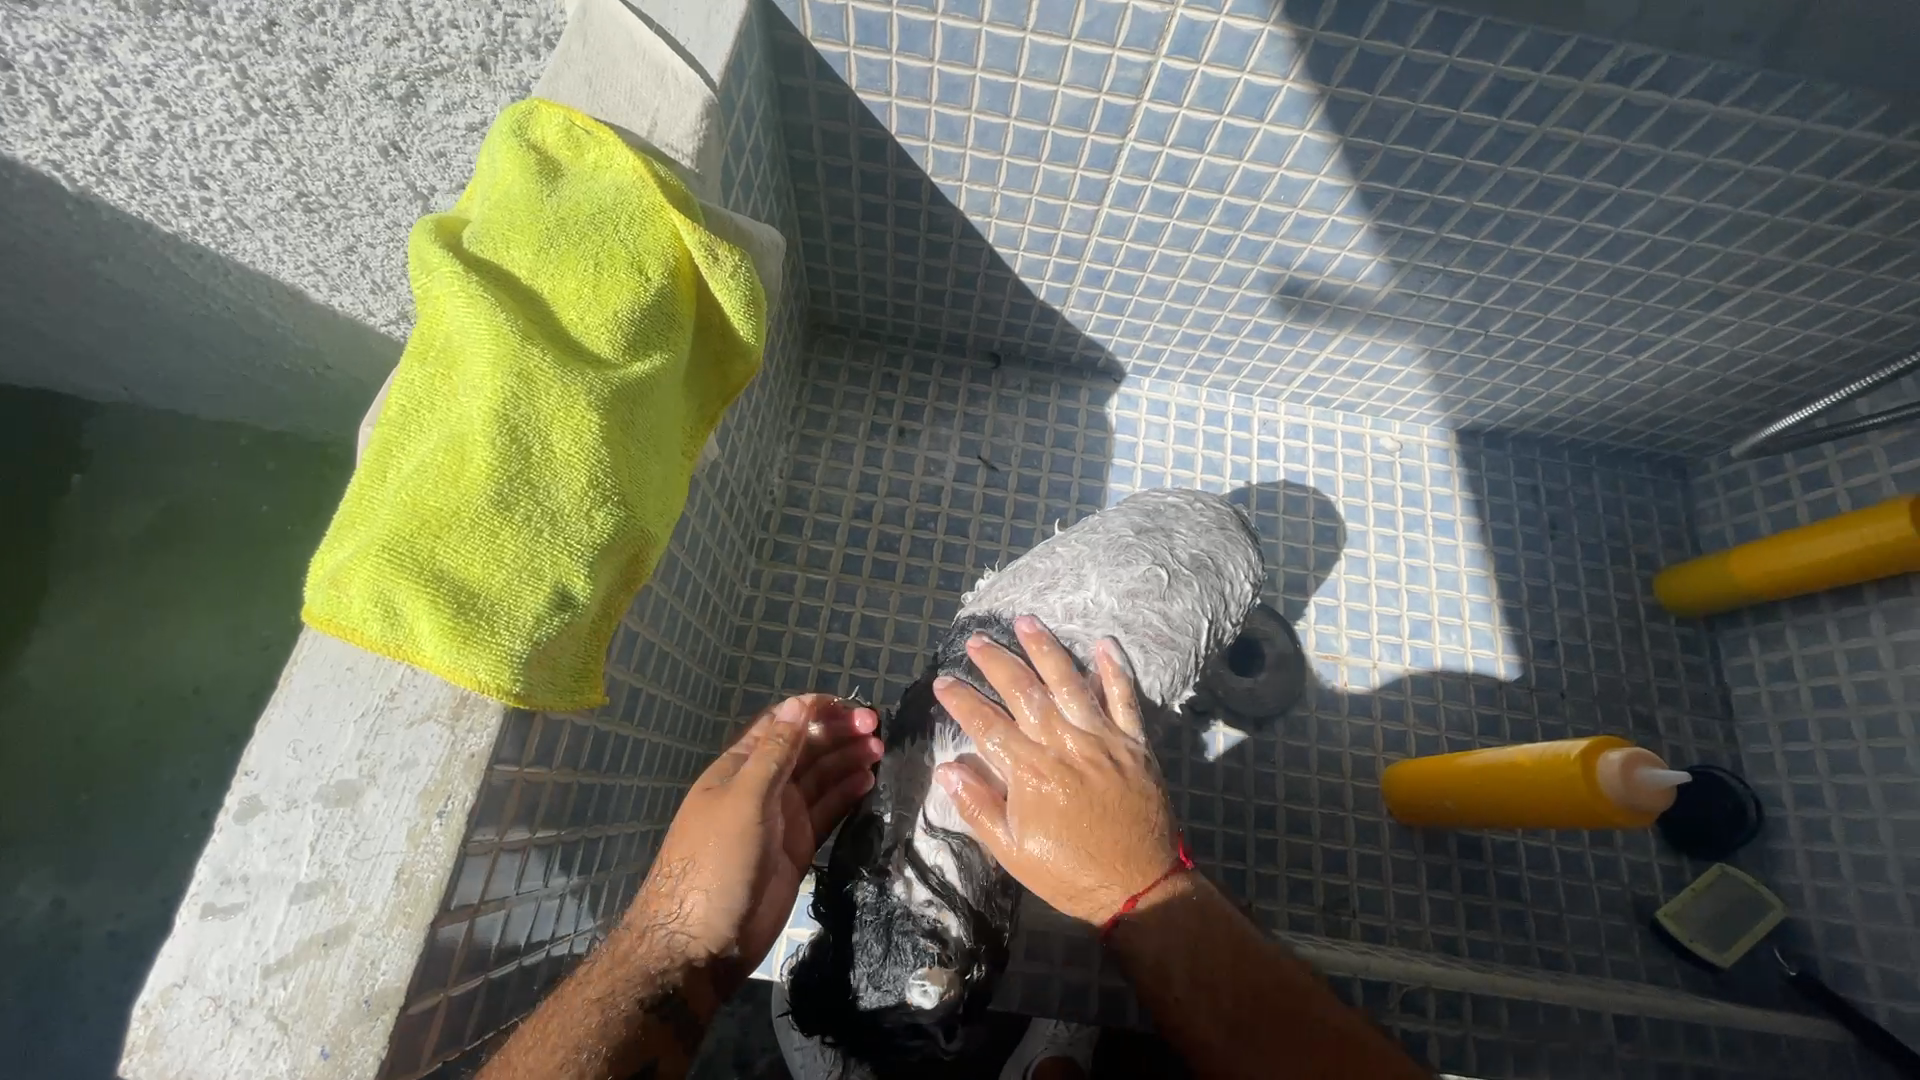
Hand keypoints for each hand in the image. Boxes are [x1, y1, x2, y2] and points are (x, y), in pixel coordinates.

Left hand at [621, 694, 881, 992]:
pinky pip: (827, 811)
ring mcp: (781, 818)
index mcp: (741, 767)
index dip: (815, 711)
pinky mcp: (797, 847)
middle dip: (839, 734)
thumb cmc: (716, 862)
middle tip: (876, 728)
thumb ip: (775, 753)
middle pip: (806, 748)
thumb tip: (798, 705)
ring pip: (820, 778)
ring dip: (848, 760)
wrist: (700, 945)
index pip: (782, 724)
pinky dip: (847, 794)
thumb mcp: (745, 800)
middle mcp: (762, 786)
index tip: (853, 707)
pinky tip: (869, 782)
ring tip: (879, 751)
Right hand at [932, 615, 1181, 925]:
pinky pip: (1124, 698)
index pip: (987, 724)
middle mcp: (1064, 745)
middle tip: (976, 640)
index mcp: (1031, 773)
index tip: (944, 680)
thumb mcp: (1013, 853)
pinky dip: (1114, 670)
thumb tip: (946, 769)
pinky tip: (1102, 644)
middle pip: (1025, 692)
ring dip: (1045, 648)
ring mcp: (1102, 739)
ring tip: (1025, 621)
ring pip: (1069, 682)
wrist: (1139, 886)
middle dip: (997, 662)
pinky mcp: (1133, 742)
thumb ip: (978, 808)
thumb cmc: (1070, 872)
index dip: (962, 699)